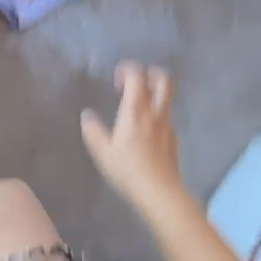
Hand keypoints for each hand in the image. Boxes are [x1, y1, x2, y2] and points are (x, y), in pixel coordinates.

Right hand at [81, 63, 184, 203]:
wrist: (159, 191)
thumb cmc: (127, 169)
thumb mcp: (102, 151)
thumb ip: (93, 130)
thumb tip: (87, 115)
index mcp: (135, 110)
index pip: (137, 75)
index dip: (127, 69)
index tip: (116, 80)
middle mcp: (155, 112)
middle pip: (163, 79)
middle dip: (150, 72)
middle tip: (135, 82)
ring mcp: (167, 124)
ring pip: (168, 96)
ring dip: (154, 92)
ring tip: (138, 104)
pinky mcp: (173, 137)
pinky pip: (166, 115)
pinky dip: (156, 112)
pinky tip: (145, 129)